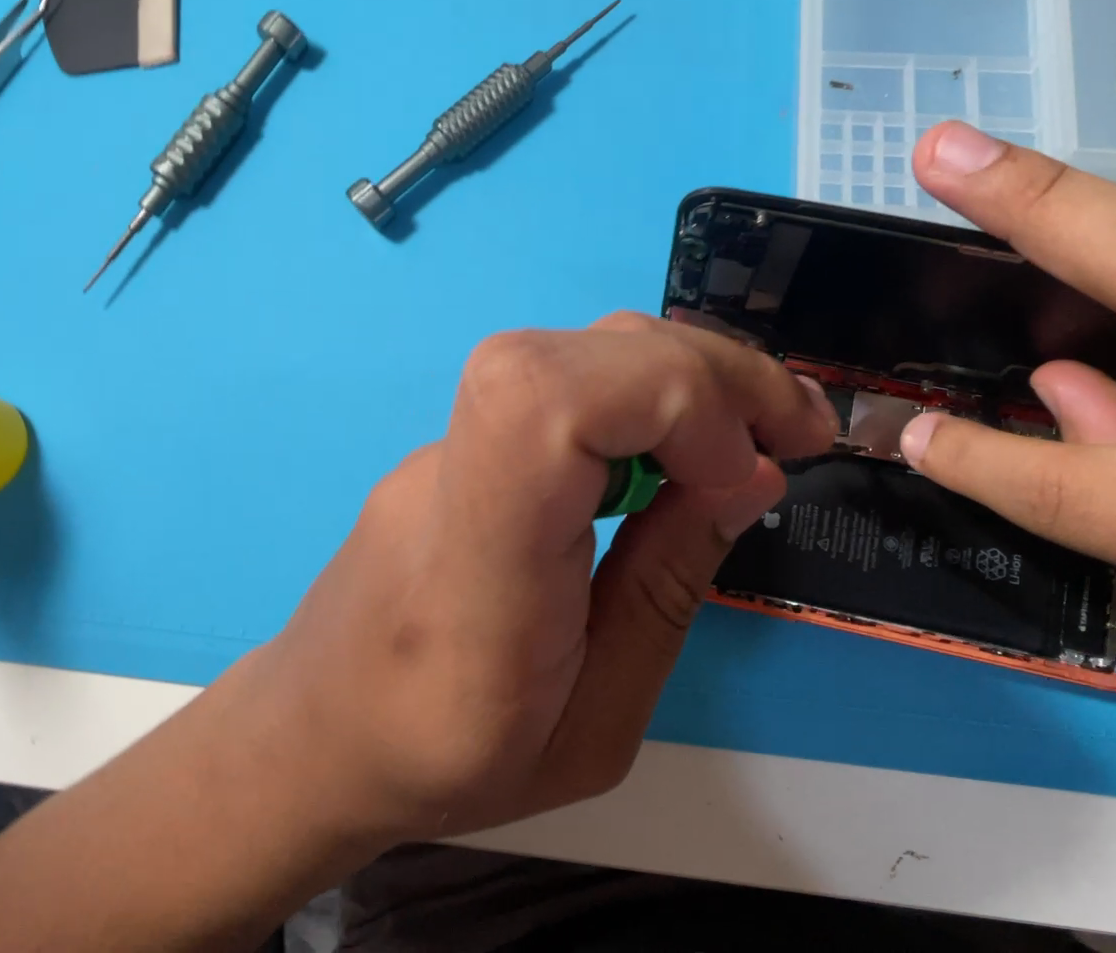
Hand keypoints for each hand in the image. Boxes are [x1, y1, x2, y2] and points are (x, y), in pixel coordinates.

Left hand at [224, 314, 837, 842]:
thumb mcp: (593, 729)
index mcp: (476, 578)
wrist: (317, 736)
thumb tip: (750, 474)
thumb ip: (667, 594)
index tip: (742, 467)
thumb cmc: (452, 763)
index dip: (664, 398)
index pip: (541, 406)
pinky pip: (558, 383)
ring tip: (760, 431)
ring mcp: (441, 449)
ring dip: (684, 374)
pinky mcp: (455, 444)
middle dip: (707, 374)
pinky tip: (684, 442)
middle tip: (798, 430)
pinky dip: (644, 392)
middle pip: (566, 357)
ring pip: (570, 351)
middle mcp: (447, 483)